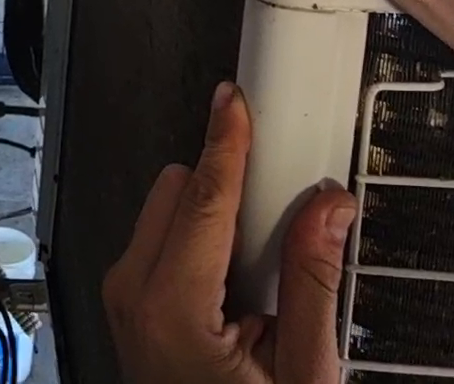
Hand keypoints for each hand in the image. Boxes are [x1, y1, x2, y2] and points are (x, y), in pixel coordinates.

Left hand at [104, 82, 357, 383]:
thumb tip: (329, 204)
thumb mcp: (302, 377)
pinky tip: (229, 285)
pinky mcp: (126, 295)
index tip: (232, 98)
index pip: (205, 199)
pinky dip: (196, 236)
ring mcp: (123, 290)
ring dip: (212, 216)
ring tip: (253, 277)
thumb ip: (313, 284)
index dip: (226, 142)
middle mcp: (132, 287)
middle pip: (180, 189)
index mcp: (172, 306)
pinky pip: (161, 230)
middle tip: (275, 230)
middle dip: (227, 192)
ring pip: (167, 203)